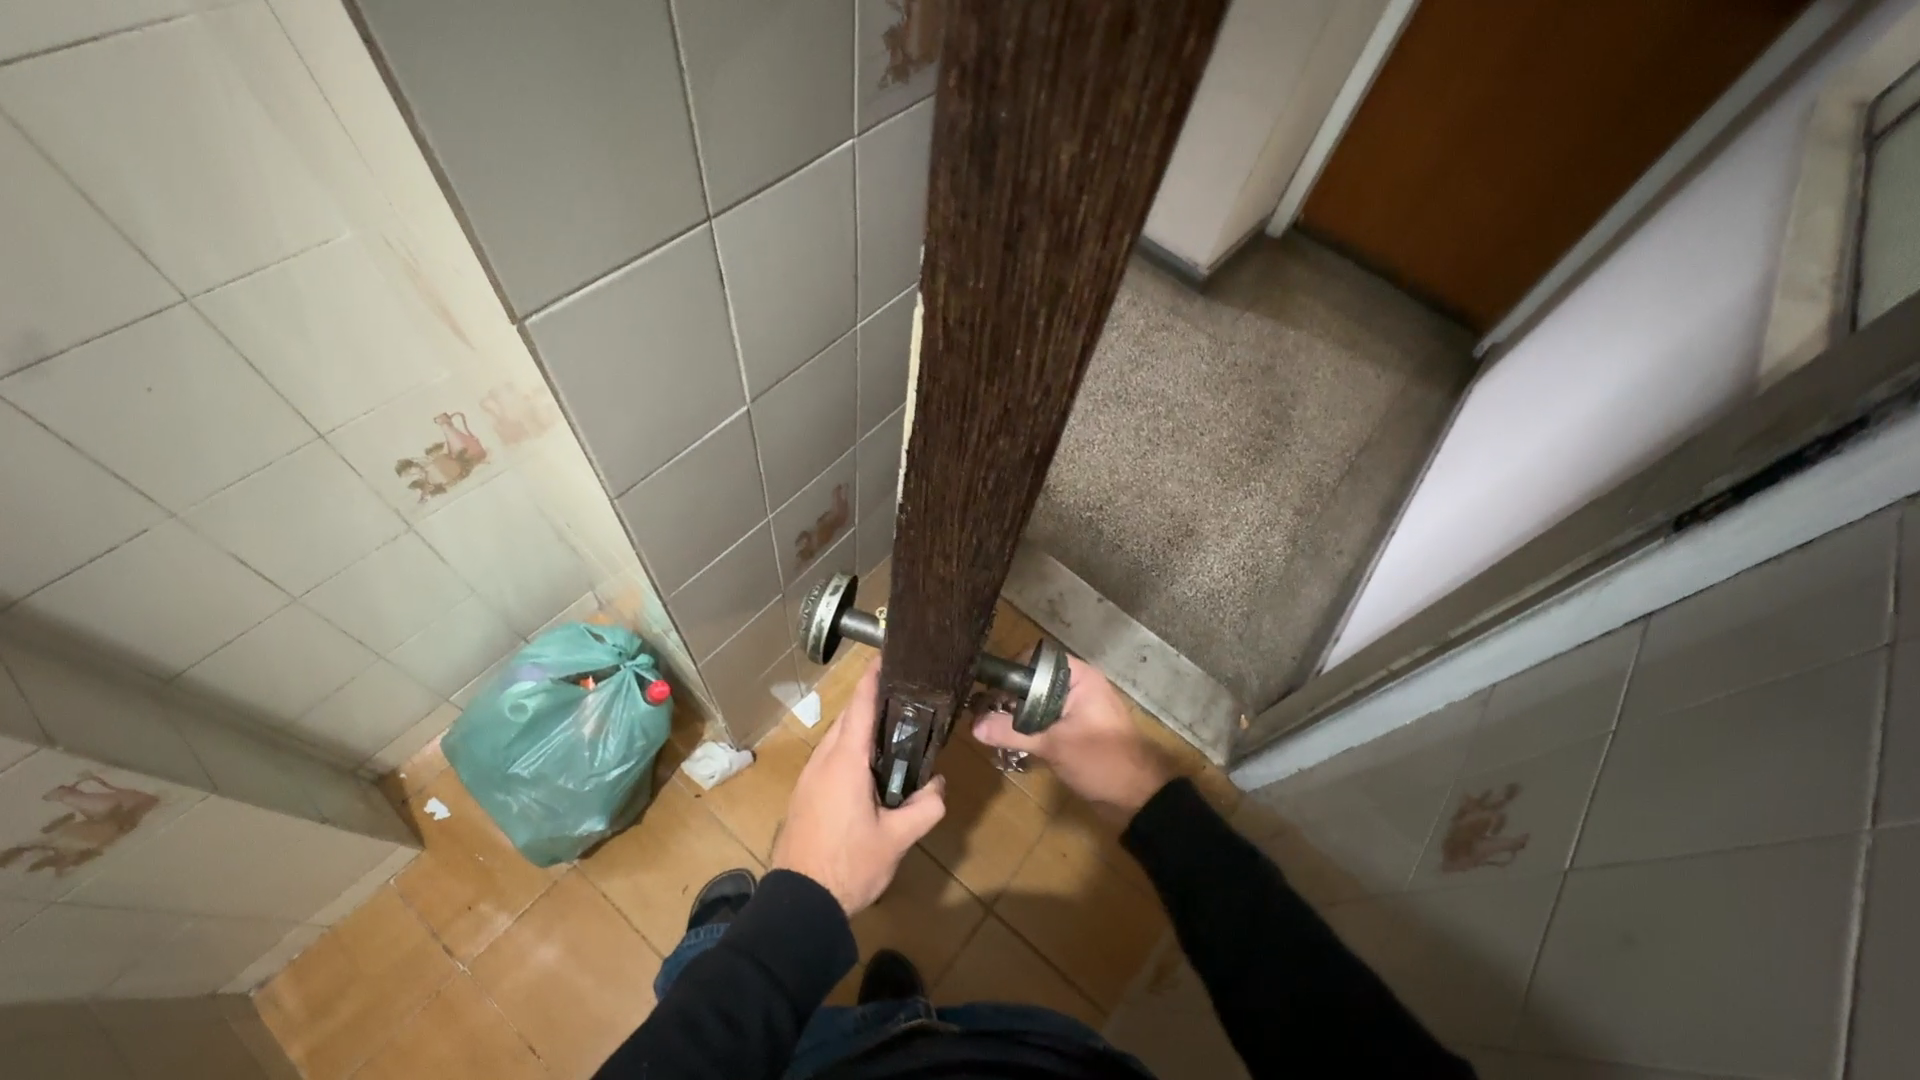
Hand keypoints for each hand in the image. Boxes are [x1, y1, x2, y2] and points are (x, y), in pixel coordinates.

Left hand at [773, 660, 946, 913]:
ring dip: (861, 731)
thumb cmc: (849, 866)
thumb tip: (938, 785)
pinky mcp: (804, 794)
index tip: (886, 655)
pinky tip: (870, 771)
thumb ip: (925, 808)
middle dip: (873, 704)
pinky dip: (850, 751)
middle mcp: (823, 760)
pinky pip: (829, 758)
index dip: (873, 677)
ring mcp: (809, 777)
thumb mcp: (897, 840)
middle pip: (848, 719)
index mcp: (845, 762)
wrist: (799, 903)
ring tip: (894, 735)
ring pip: (837, 740)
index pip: (860, 705)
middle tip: (908, 701)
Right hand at [972, 656, 1173, 814]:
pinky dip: (1030, 730)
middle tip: (983, 713)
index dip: (1013, 670)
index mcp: (1079, 678)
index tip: (988, 689)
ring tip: (991, 730)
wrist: (1138, 797)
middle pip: (1035, 682)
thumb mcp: (1053, 745)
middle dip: (1010, 697)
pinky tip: (1010, 743)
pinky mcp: (1076, 731)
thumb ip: (1012, 732)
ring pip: (1039, 704)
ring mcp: (1078, 710)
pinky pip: (1046, 722)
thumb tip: (974, 725)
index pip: (1038, 659)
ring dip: (1018, 717)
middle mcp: (1078, 688)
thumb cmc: (1101, 761)